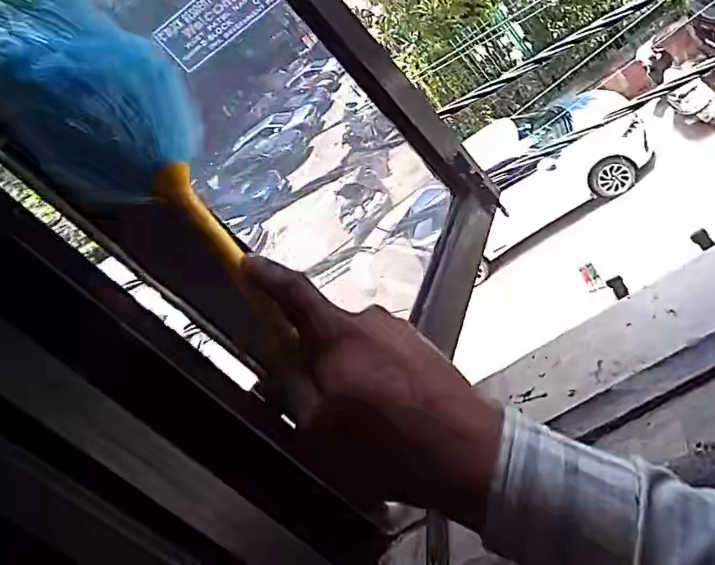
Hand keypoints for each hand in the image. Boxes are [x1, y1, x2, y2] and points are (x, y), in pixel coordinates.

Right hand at [243, 256, 502, 529]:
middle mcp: (369, 319)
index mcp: (339, 335)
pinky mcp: (419, 343)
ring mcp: (399, 329)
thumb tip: (275, 357)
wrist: (465, 448)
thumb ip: (290, 388)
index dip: (267, 277)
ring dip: (350, 377)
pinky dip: (376, 381)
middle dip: (314, 364)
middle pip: (323, 330)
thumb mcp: (319, 431)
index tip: (249, 264)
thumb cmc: (391, 446)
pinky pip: (382, 356)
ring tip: (366, 427)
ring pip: (354, 348)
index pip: (294, 292)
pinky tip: (388, 419)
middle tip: (320, 411)